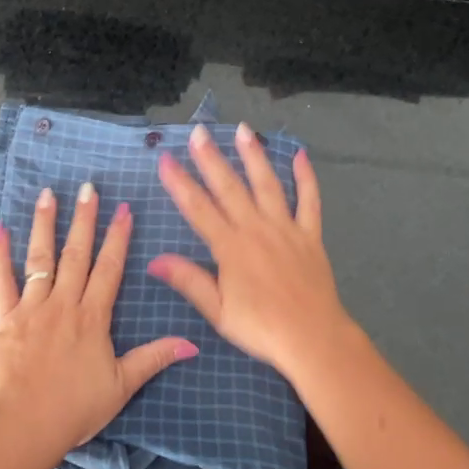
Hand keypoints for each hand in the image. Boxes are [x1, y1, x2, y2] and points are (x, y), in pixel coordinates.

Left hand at [0, 182, 199, 454]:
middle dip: (84, 218)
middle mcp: (64, 302)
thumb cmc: (76, 408)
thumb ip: (154, 358)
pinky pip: (1, 280)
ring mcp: (32, 306)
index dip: (118, 238)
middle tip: (88, 186)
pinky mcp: (5, 317)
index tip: (123, 209)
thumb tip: (192, 344)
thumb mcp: (122, 385)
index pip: (110, 268)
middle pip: (77, 253)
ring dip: (45, 223)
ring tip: (48, 194)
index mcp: (93, 316)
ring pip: (41, 257)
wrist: (27, 424)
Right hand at [151, 123, 353, 376]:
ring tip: (243, 129)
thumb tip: (154, 260)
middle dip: (211, 158)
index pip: (198, 208)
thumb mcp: (218, 312)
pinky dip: (305, 177)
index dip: (180, 182)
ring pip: (266, 184)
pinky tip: (300, 155)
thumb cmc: (262, 329)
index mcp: (230, 247)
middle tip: (198, 131)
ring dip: (253, 155)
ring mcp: (285, 228)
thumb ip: (189, 281)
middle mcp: (255, 229)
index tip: (165, 159)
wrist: (314, 339)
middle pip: (229, 187)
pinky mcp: (310, 235)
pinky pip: (309, 200)